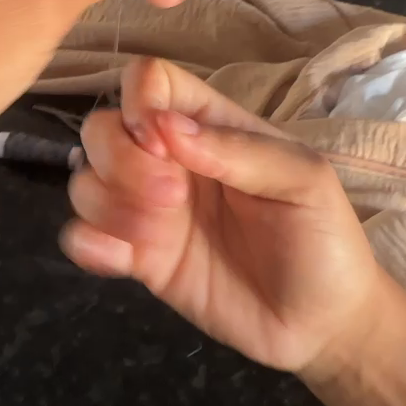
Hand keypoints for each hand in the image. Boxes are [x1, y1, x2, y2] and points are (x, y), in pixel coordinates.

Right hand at [59, 58, 392, 373]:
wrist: (322, 323)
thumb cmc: (322, 236)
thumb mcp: (302, 181)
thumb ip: (238, 150)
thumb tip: (165, 127)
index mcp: (209, 126)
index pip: (148, 81)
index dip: (140, 101)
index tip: (163, 143)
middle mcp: (168, 161)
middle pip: (101, 128)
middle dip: (119, 159)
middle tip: (170, 197)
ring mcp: (148, 210)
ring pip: (85, 181)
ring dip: (107, 204)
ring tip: (156, 237)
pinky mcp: (138, 258)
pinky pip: (83, 237)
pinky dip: (87, 243)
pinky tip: (122, 260)